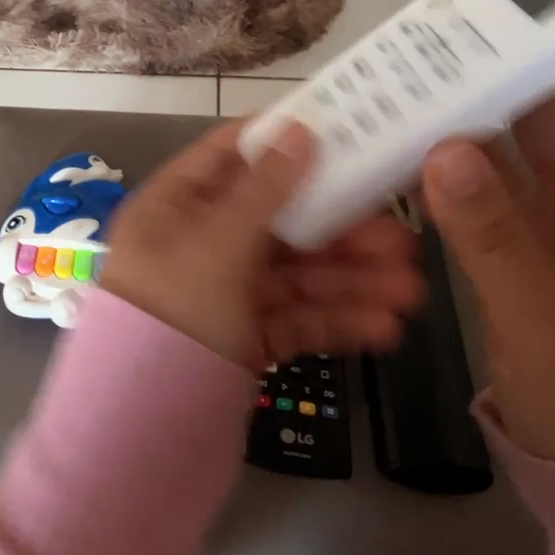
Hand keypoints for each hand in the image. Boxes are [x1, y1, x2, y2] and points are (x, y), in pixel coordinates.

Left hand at [101, 121, 422, 371]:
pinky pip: (296, 318)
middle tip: (401, 234)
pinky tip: (385, 326)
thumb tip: (300, 129)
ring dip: (351, 278)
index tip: (343, 134)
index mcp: (174, 205)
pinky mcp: (244, 338)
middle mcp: (197, 242)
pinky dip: (336, 320)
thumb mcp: (214, 242)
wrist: (142, 425)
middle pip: (277, 220)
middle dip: (339, 228)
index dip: (282, 144)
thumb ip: (263, 190)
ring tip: (412, 288)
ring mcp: (222, 292)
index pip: (230, 156)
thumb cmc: (173, 311)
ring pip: (294, 273)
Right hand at [422, 5, 554, 462]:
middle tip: (461, 14)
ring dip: (467, 114)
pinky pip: (475, 195)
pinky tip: (401, 149)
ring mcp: (548, 233)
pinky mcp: (514, 258)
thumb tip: (445, 148)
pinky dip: (442, 169)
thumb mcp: (549, 327)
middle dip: (520, 61)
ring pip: (508, 152)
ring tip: (412, 71)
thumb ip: (496, 242)